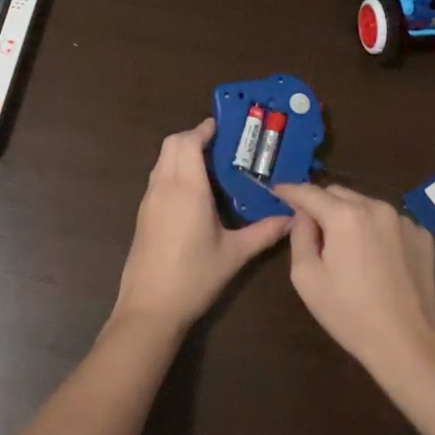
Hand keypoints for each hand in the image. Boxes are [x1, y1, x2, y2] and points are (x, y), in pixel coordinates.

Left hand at [112, 119, 290, 332]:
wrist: (149, 307)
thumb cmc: (194, 277)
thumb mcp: (235, 254)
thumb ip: (264, 232)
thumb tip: (292, 216)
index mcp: (186, 188)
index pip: (188, 142)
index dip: (203, 129)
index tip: (222, 127)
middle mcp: (164, 186)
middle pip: (171, 144)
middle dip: (192, 137)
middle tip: (219, 144)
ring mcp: (149, 200)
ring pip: (161, 160)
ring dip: (180, 153)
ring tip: (209, 164)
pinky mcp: (142, 214)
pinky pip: (157, 178)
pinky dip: (172, 170)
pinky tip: (193, 191)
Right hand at [275, 183, 434, 374]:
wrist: (407, 344)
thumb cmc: (349, 313)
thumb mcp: (306, 277)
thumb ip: (299, 235)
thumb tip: (303, 215)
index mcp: (345, 215)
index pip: (309, 192)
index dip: (290, 190)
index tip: (278, 191)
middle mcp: (377, 207)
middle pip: (339, 193)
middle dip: (322, 205)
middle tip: (313, 230)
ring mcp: (404, 220)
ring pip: (365, 205)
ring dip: (350, 216)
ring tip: (347, 247)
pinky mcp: (423, 236)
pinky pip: (389, 222)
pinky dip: (376, 230)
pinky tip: (376, 259)